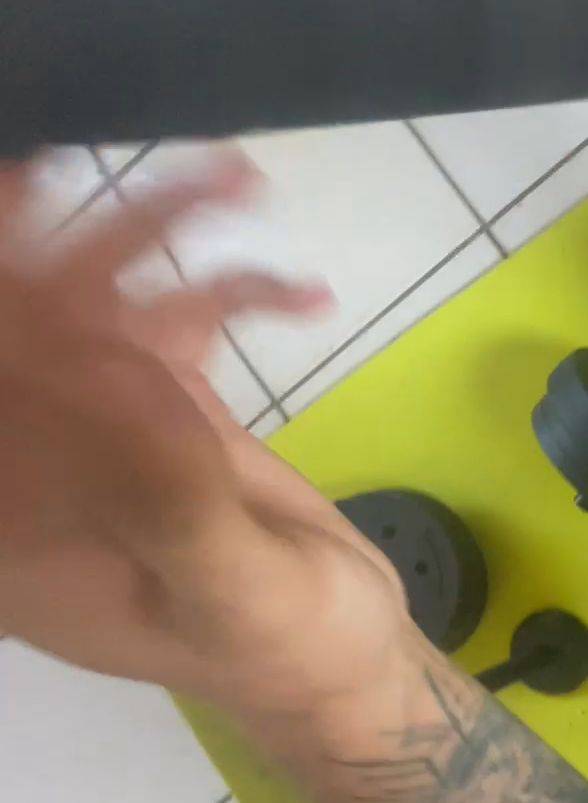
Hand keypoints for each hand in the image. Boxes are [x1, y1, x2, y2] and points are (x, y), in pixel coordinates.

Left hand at [0, 154, 423, 718]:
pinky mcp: (170, 414)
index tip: (26, 212)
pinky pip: (181, 334)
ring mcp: (102, 428)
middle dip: (44, 239)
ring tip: (235, 183)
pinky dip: (240, 300)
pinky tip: (304, 295)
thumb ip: (173, 500)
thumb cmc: (290, 644)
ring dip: (158, 242)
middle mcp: (28, 459)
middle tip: (75, 152)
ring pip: (98, 310)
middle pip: (12, 326)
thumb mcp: (237, 594)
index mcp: (4, 519)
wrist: (340, 650)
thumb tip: (118, 372)